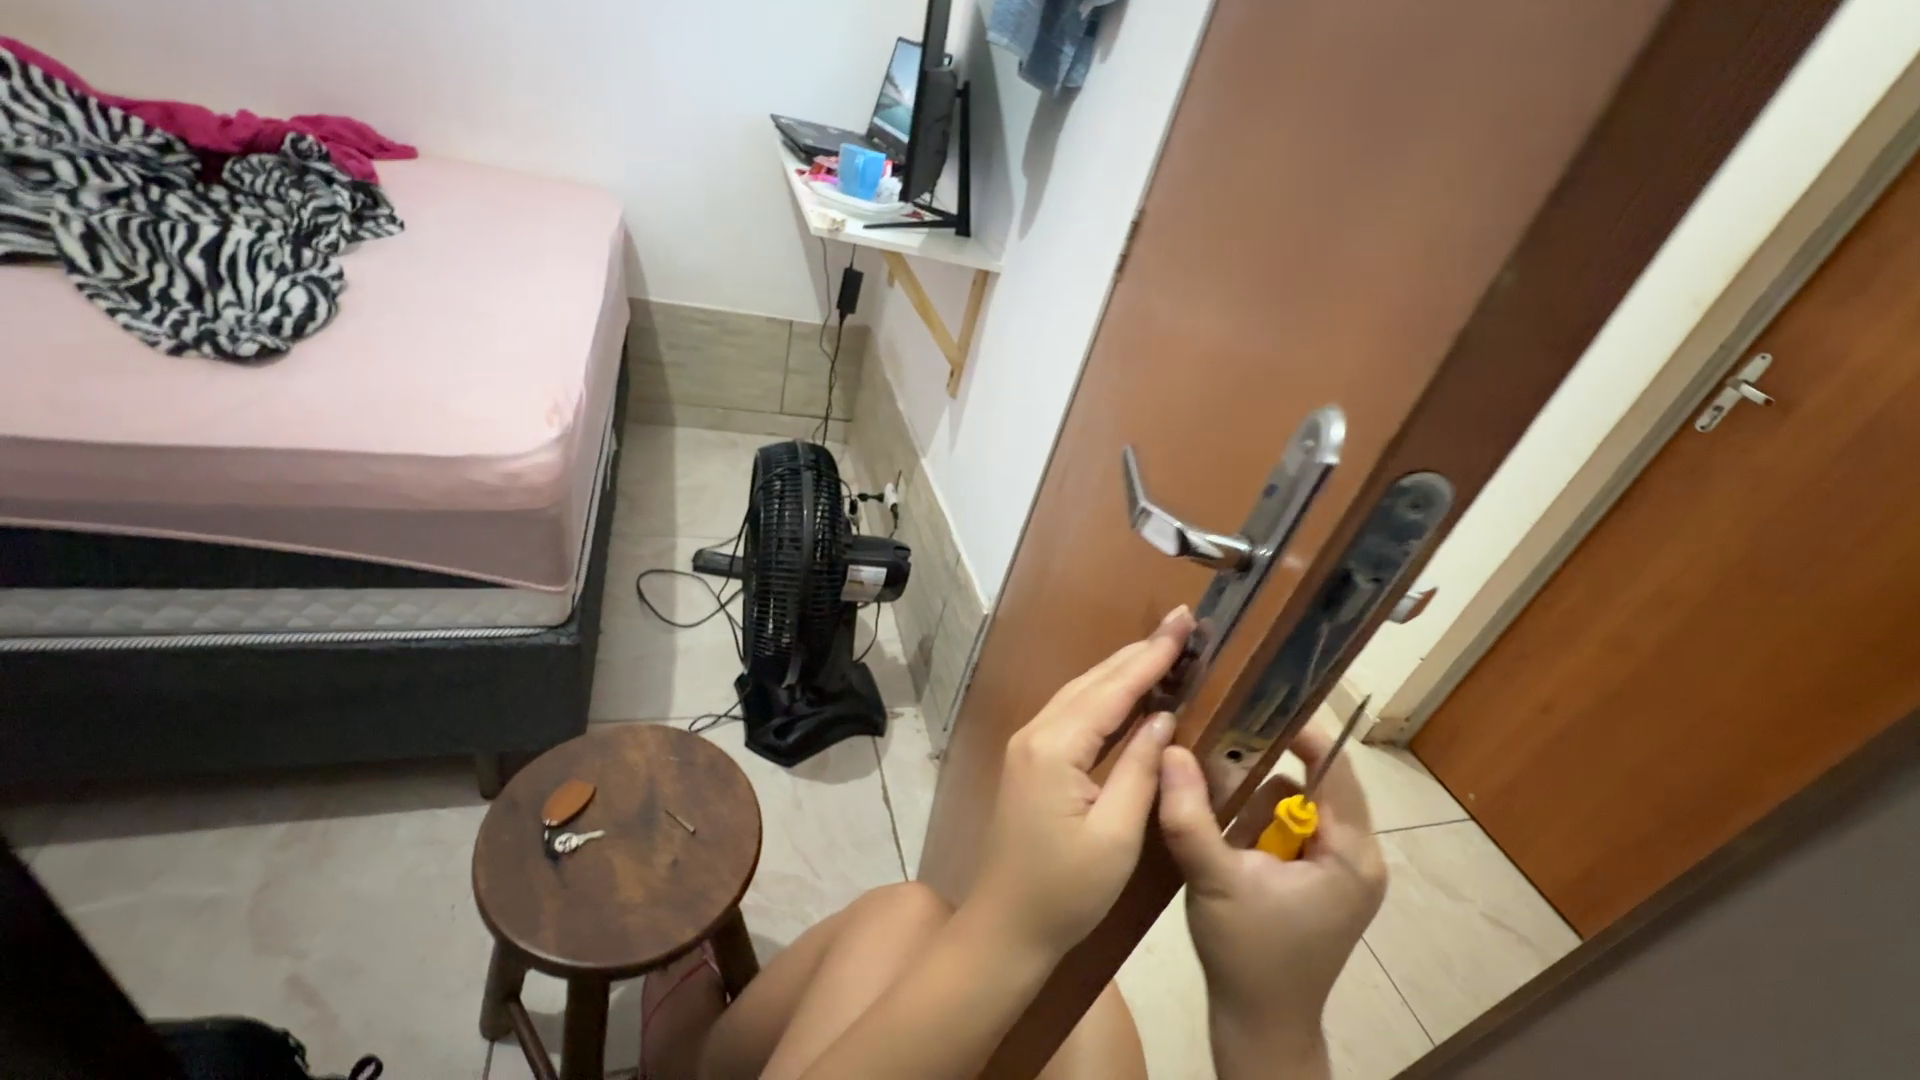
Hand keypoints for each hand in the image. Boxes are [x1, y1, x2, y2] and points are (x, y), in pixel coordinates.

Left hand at [968, 606, 1194, 956]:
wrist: (1007, 925)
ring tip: (1165, 650)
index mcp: (1055, 747)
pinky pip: (1073, 713)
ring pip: (1081, 693)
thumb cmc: (1067, 890)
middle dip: (1139, 653)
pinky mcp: (1030, 760)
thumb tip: (1164, 718)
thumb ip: (1139, 769)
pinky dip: (1105, 696)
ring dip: (1122, 670)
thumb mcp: (1116, 835)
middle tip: (1182, 625)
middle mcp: (1035, 734)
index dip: (1153, 655)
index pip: (1113, 689)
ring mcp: (1027, 745)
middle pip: (1094, 682)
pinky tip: (1130, 694)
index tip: (1184, 620)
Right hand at [1158, 723, 1387, 1060]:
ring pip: (1296, 806)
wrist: (1260, 1025)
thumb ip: (1191, 815)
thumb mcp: (1214, 880)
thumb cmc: (1248, 954)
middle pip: (1314, 784)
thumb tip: (1169, 749)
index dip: (1300, 732)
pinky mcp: (1320, 883)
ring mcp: (1340, 872)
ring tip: (1217, 809)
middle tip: (1216, 755)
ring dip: (1256, 801)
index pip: (1336, 769)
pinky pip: (1291, 831)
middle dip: (1264, 772)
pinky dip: (1258, 825)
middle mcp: (1357, 856)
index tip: (1251, 705)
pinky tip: (1226, 840)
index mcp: (1350, 854)